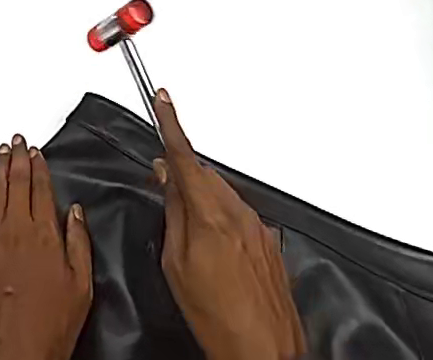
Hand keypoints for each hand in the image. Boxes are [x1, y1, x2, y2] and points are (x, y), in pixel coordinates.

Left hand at [0, 134, 92, 359]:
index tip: (37, 152)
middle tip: (18, 140)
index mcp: (45, 234)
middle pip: (18, 181)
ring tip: (2, 150)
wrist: (12, 358)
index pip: (41, 188)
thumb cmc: (48, 330)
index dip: (39, 166)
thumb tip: (76, 213)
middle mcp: (17, 229)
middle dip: (19, 157)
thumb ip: (79, 244)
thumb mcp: (81, 288)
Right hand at [153, 89, 305, 359]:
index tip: (163, 98)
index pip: (184, 155)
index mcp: (210, 216)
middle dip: (183, 177)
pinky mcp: (269, 241)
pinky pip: (238, 214)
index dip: (171, 122)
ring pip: (220, 192)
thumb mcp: (175, 264)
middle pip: (202, 174)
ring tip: (194, 242)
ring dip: (202, 201)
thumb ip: (172, 211)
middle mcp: (238, 214)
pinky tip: (217, 254)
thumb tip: (167, 176)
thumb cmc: (218, 320)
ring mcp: (257, 227)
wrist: (265, 355)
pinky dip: (221, 219)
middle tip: (165, 194)